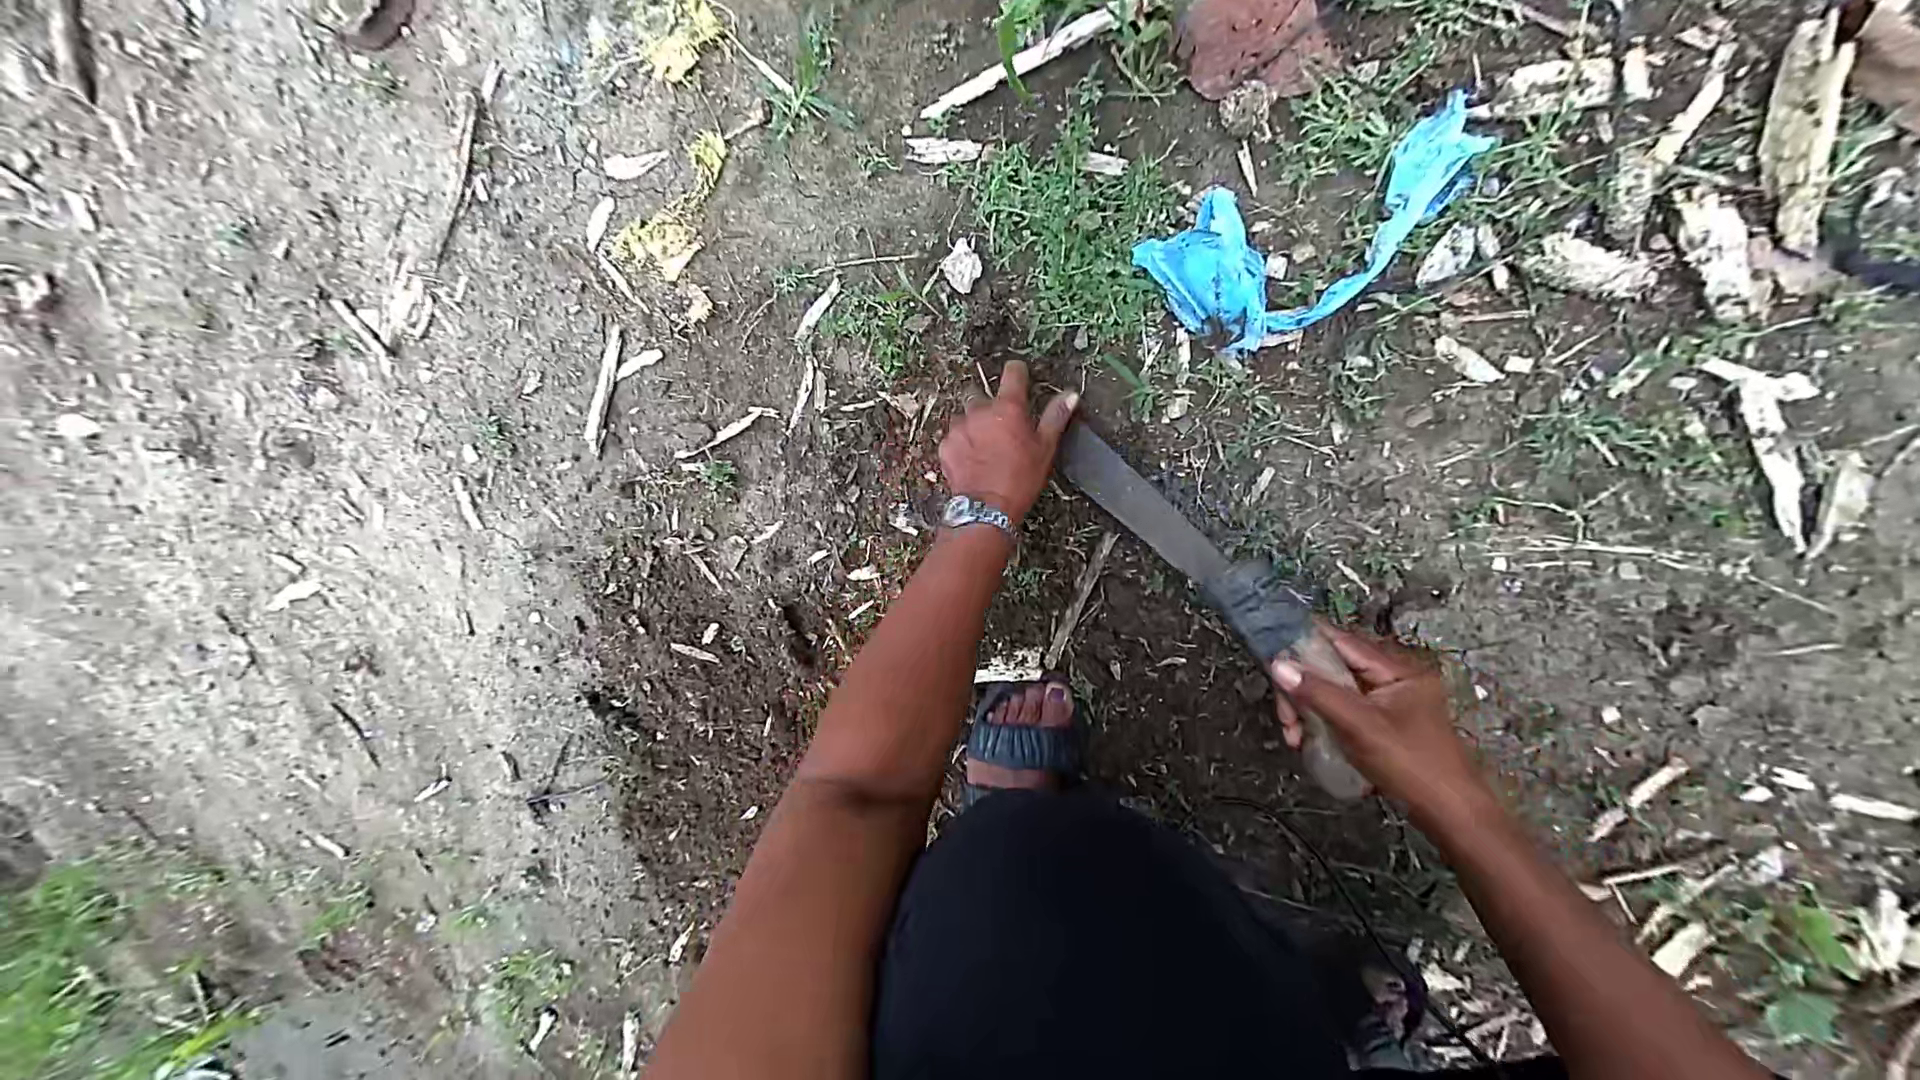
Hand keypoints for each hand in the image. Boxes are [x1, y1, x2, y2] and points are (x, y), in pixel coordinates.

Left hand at [938, 360, 1077, 524]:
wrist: (987, 508)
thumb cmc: (1020, 479)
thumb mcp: (1045, 448)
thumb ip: (1055, 417)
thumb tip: (1071, 395)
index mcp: (1008, 407)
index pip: (1012, 373)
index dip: (1017, 372)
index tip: (1019, 376)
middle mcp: (980, 411)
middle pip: (980, 393)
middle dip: (988, 405)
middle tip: (998, 426)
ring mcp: (959, 427)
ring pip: (964, 416)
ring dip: (972, 425)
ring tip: (984, 447)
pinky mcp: (946, 445)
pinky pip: (953, 437)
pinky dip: (961, 444)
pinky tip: (971, 460)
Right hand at [1270, 625, 1495, 829]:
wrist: (1453, 818)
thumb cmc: (1412, 766)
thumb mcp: (1359, 726)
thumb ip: (1317, 692)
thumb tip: (1277, 665)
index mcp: (1398, 670)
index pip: (1341, 641)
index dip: (1304, 642)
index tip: (1271, 652)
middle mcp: (1392, 680)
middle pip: (1331, 668)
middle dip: (1301, 689)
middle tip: (1286, 716)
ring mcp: (1387, 703)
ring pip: (1331, 691)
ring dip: (1306, 710)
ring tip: (1295, 736)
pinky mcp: (1380, 724)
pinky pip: (1339, 710)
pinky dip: (1320, 722)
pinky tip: (1308, 741)